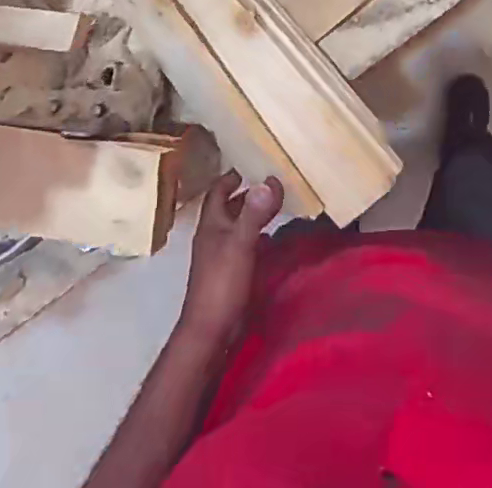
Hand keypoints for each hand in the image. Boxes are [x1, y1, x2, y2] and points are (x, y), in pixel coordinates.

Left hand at [181, 171, 282, 341]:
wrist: (211, 330)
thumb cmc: (222, 284)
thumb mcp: (241, 244)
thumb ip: (254, 214)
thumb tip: (269, 181)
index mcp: (211, 225)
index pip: (218, 190)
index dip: (232, 174)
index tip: (254, 160)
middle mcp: (214, 235)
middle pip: (229, 205)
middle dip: (248, 190)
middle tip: (274, 177)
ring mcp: (222, 253)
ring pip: (238, 222)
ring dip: (255, 210)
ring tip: (280, 199)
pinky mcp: (232, 269)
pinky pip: (247, 240)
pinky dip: (260, 230)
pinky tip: (276, 231)